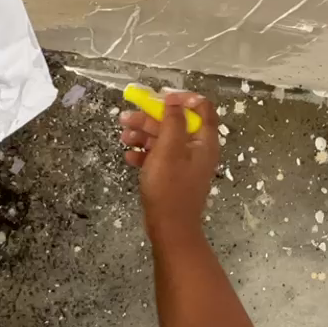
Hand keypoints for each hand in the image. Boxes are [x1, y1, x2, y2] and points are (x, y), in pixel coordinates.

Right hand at [118, 90, 218, 242]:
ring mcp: (184, 164)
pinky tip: (129, 157)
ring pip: (164, 140)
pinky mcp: (172, 176)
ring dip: (143, 135)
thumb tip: (174, 101)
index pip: (201, 108)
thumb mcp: (169, 150)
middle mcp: (197, 149)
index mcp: (204, 141)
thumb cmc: (170, 187)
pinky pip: (159, 157)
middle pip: (175, 123)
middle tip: (126, 117)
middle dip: (150, 118)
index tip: (160, 98)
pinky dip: (144, 154)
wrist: (169, 228)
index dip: (182, 99)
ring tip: (123, 137)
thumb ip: (173, 121)